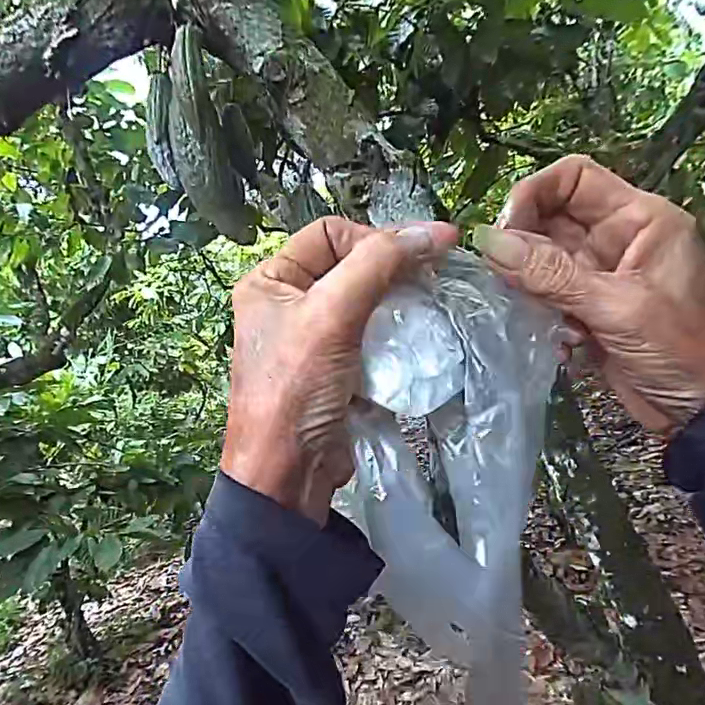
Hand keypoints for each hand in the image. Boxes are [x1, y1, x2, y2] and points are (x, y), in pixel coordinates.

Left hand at [223, 217, 455, 522]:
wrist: (289, 472)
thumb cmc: (294, 390)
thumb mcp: (330, 316)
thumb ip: (378, 265)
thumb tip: (432, 232)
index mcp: (271, 280)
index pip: (330, 234)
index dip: (374, 238)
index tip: (417, 255)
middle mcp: (290, 304)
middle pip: (353, 267)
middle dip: (393, 273)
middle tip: (433, 277)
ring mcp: (316, 340)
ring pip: (370, 304)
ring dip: (399, 308)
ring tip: (427, 311)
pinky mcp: (340, 370)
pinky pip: (376, 339)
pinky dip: (397, 339)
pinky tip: (416, 343)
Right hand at [472, 154, 704, 433]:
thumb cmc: (684, 348)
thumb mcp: (619, 307)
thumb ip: (553, 275)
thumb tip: (490, 242)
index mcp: (636, 219)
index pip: (574, 178)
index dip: (533, 193)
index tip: (504, 232)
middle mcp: (614, 241)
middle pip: (550, 221)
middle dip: (523, 248)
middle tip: (505, 282)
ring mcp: (600, 279)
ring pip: (543, 264)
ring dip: (531, 290)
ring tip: (534, 317)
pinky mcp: (590, 314)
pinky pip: (550, 301)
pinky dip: (544, 319)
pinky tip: (561, 345)